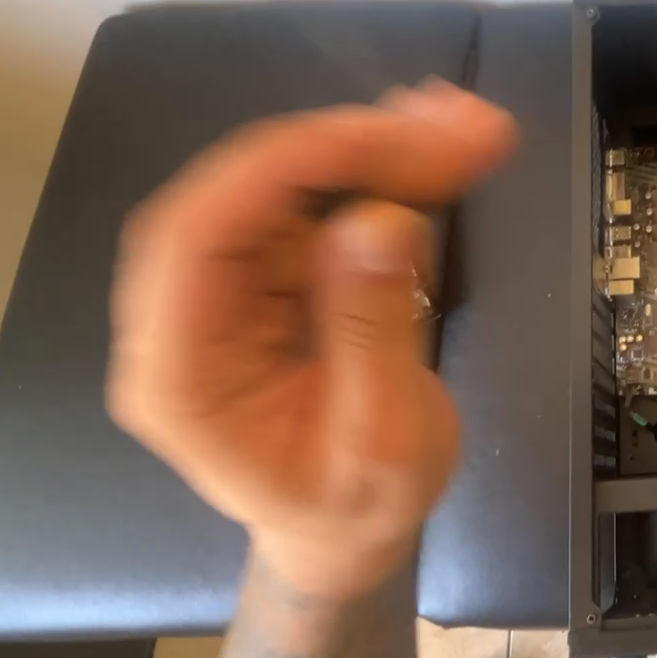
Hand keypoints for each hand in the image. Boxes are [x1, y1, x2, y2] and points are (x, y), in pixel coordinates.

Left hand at [108, 81, 518, 597]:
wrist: (355, 532)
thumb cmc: (360, 507)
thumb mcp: (381, 439)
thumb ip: (373, 333)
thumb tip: (381, 221)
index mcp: (185, 367)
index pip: (202, 235)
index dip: (285, 168)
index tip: (386, 137)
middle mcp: (198, 312)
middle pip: (256, 194)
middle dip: (360, 147)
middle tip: (461, 126)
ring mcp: (245, 289)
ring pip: (300, 187)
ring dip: (387, 148)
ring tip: (471, 127)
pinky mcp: (292, 278)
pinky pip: (334, 206)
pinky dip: (394, 172)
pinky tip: (444, 149)